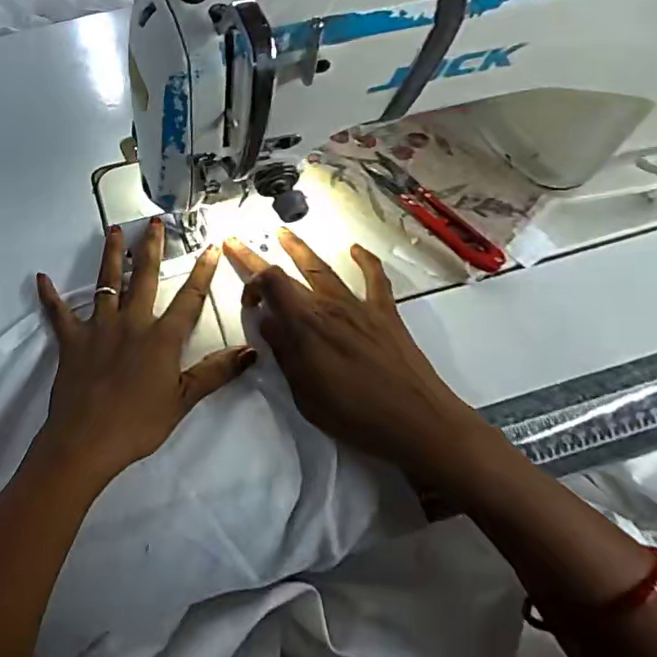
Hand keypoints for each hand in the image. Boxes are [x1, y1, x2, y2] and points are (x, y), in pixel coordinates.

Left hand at [34, 221, 256, 483]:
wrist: (87, 439)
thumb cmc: (139, 424)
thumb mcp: (183, 401)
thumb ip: (215, 373)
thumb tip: (250, 352)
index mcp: (161, 338)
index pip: (188, 299)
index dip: (202, 272)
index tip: (210, 247)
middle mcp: (131, 322)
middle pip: (145, 277)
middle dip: (151, 247)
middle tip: (154, 221)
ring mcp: (99, 327)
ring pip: (107, 283)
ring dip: (112, 255)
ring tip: (114, 231)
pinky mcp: (72, 338)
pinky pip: (59, 312)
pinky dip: (50, 296)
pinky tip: (41, 278)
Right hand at [223, 230, 493, 489]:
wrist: (419, 423)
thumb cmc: (356, 416)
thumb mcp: (305, 394)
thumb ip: (284, 353)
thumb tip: (267, 321)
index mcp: (305, 325)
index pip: (270, 283)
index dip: (252, 283)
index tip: (248, 303)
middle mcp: (328, 307)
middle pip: (287, 273)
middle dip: (257, 257)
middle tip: (237, 242)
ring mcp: (358, 307)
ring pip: (323, 269)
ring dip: (300, 249)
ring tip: (284, 233)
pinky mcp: (385, 314)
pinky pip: (374, 279)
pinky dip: (365, 260)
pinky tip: (356, 249)